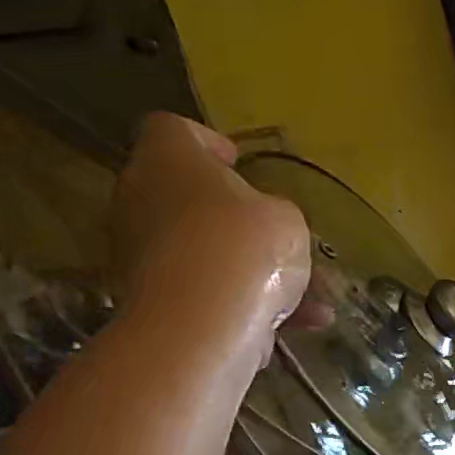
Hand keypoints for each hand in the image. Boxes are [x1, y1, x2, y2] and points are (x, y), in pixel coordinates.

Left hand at [111, 113, 311, 345]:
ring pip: (208, 251)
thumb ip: (276, 211)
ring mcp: (140, 251)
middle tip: (282, 237)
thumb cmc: (245, 248)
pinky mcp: (152, 298)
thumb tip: (264, 221)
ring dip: (257, 270)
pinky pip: (210, 291)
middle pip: (190, 196)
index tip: (240, 164)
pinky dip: (252, 304)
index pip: (174, 130)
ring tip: (314, 297)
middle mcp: (140, 197)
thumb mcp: (288, 219)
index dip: (209, 142)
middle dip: (238, 218)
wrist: (201, 324)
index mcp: (169, 161)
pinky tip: (302, 324)